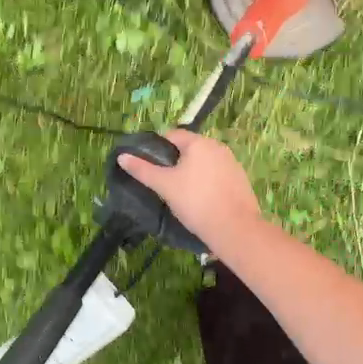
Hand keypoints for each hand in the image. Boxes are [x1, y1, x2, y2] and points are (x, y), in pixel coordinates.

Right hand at [115, 129, 262, 245]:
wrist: (234, 228)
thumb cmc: (195, 202)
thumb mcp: (164, 186)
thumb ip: (143, 170)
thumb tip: (122, 157)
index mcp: (199, 143)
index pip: (173, 135)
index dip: (157, 147)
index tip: (149, 166)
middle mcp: (218, 147)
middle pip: (189, 148)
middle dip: (175, 161)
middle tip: (163, 182)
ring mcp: (232, 162)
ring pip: (204, 162)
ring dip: (191, 172)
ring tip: (181, 193)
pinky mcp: (240, 179)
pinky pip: (217, 174)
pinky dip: (206, 182)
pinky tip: (201, 199)